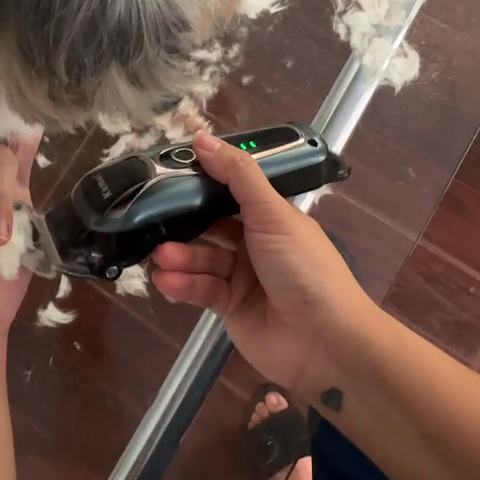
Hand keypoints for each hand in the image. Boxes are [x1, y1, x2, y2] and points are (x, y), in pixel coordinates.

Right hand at [149, 131, 376, 396]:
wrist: (327, 342)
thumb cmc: (304, 267)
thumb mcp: (272, 213)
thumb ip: (237, 174)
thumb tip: (201, 138)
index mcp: (270, 215)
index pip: (228, 191)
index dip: (199, 182)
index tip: (165, 172)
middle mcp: (254, 242)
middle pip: (209, 226)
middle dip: (182, 224)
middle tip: (152, 219)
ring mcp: (241, 276)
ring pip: (201, 258)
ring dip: (179, 256)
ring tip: (160, 257)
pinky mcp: (230, 307)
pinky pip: (200, 289)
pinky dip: (182, 284)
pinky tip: (165, 281)